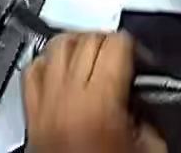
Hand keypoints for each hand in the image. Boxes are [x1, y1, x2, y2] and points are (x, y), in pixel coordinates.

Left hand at [24, 32, 163, 152]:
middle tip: (122, 61)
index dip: (133, 47)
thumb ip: (149, 117)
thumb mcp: (147, 152)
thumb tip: (143, 96)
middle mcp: (67, 94)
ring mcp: (44, 101)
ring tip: (93, 56)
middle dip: (109, 43)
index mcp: (100, 102)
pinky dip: (47, 61)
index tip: (141, 58)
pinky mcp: (30, 114)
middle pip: (89, 39)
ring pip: (58, 44)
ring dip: (78, 43)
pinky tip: (61, 69)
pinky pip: (33, 69)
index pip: (116, 45)